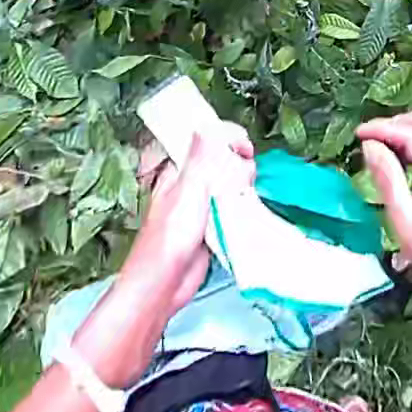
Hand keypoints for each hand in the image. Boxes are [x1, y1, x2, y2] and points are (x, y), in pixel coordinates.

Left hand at [119, 123, 254, 315]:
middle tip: (245, 181)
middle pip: (222, 161)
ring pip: (229, 185)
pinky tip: (246, 216)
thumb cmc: (169, 238)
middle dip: (238, 166)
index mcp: (179, 168)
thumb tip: (207, 126)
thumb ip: (200, 160)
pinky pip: (231, 208)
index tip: (246, 150)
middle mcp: (190, 182)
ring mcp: (200, 204)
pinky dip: (241, 209)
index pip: (207, 141)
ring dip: (241, 189)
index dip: (228, 139)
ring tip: (245, 200)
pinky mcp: (211, 225)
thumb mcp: (187, 191)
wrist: (165, 285)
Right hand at [357, 111, 411, 312]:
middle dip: (389, 126)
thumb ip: (387, 179)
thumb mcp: (407, 223)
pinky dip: (410, 145)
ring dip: (399, 133)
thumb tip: (370, 145)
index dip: (380, 129)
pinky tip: (394, 161)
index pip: (411, 134)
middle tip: (364, 140)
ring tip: (374, 149)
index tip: (355, 135)